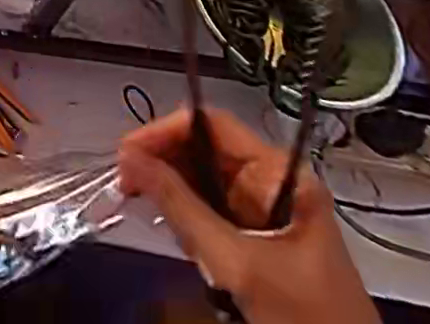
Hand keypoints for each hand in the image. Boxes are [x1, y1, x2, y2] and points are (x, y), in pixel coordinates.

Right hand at [118, 108, 378, 323]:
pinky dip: (187, 220)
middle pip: (203, 149)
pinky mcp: (255, 236)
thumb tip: (129, 157)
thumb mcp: (238, 263)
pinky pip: (208, 209)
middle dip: (164, 164)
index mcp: (281, 175)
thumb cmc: (301, 317)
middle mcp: (272, 182)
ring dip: (174, 196)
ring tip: (157, 217)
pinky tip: (181, 239)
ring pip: (200, 180)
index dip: (166, 130)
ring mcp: (264, 210)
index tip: (129, 152)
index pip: (212, 125)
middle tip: (128, 184)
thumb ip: (181, 208)